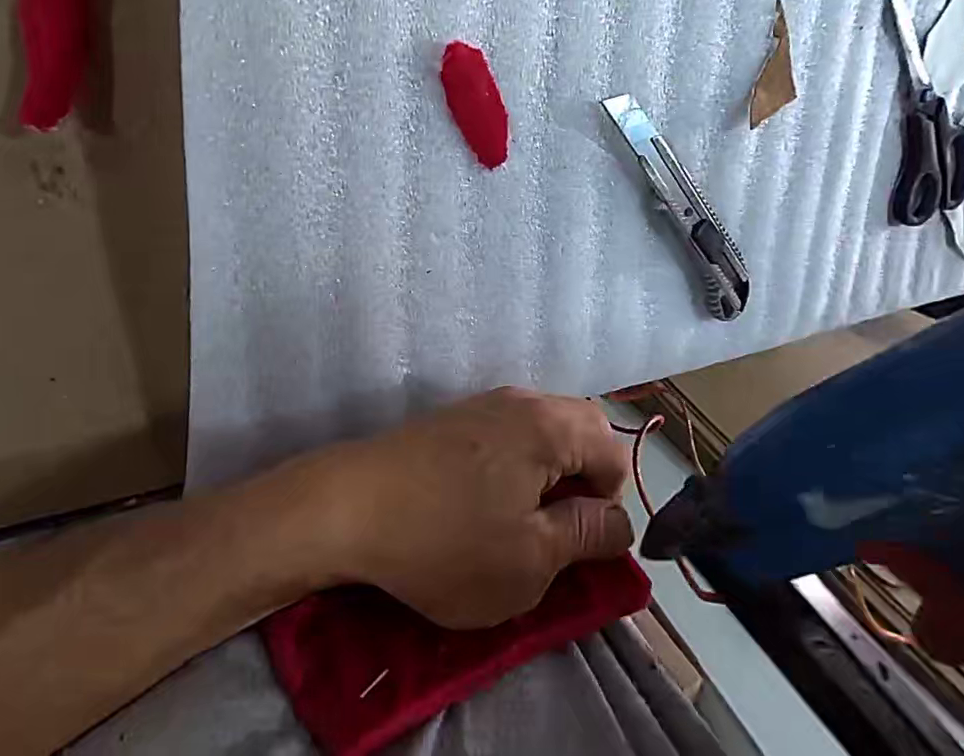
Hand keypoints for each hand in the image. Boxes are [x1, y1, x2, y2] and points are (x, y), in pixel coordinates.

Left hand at [293, 387, 634, 628]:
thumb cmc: (446, 542)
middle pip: (584, 431)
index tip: (573, 545)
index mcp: (553, 426)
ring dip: (548, 471)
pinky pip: (510, 432)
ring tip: (516, 516)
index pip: (614, 455)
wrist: (344, 508)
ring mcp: (487, 403)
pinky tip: (480, 498)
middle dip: (583, 480)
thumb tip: (618, 523)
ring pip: (546, 430)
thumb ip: (587, 538)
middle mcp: (526, 401)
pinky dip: (514, 463)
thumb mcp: (529, 562)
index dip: (607, 506)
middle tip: (553, 527)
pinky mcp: (455, 416)